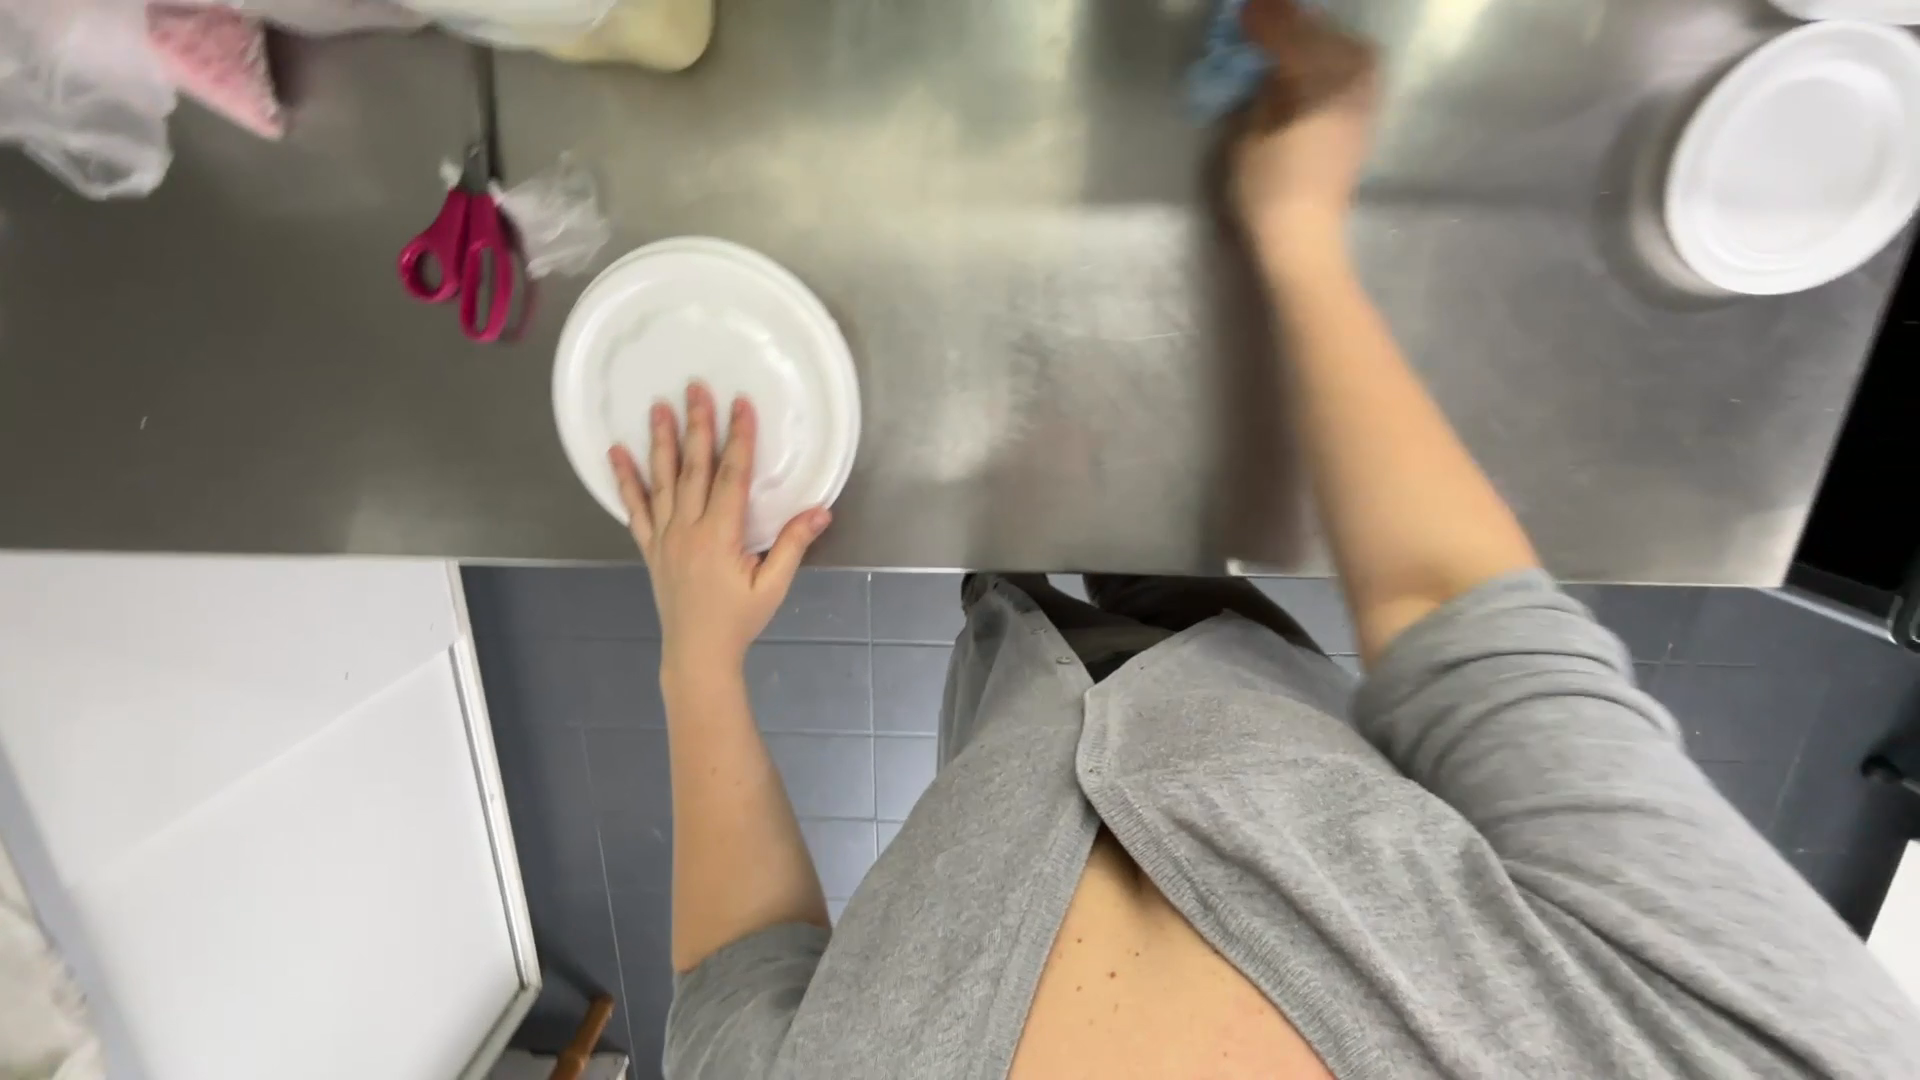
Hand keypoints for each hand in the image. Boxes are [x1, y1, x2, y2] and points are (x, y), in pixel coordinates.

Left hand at [609, 381, 831, 671]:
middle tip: (695, 388)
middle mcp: (687, 529)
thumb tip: (820, 510)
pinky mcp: (651, 547)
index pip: (731, 477)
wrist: (697, 653)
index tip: (741, 405)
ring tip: (657, 407)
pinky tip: (617, 454)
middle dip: (698, 425)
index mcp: (719, 536)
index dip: (738, 439)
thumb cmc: (739, 620)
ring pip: (662, 480)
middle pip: (694, 468)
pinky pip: (635, 508)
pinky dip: (625, 480)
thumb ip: (792, 545)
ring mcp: (664, 537)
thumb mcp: (773, 586)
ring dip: (661, 442)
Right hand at [1232, 0, 1379, 255]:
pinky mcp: (1364, 115)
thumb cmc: (1268, 192)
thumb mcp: (1250, 135)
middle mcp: (1354, 77)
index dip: (1263, 19)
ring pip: (1338, 49)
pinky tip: (1304, 65)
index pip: (1290, 34)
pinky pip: (1346, 71)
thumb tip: (1274, 70)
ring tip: (1281, 38)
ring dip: (1310, 40)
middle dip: (1289, 23)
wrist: (1303, 238)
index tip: (1243, 9)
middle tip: (1259, 14)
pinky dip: (1325, 61)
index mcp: (1323, 77)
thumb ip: (1264, 93)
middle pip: (1319, 34)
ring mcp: (1365, 95)